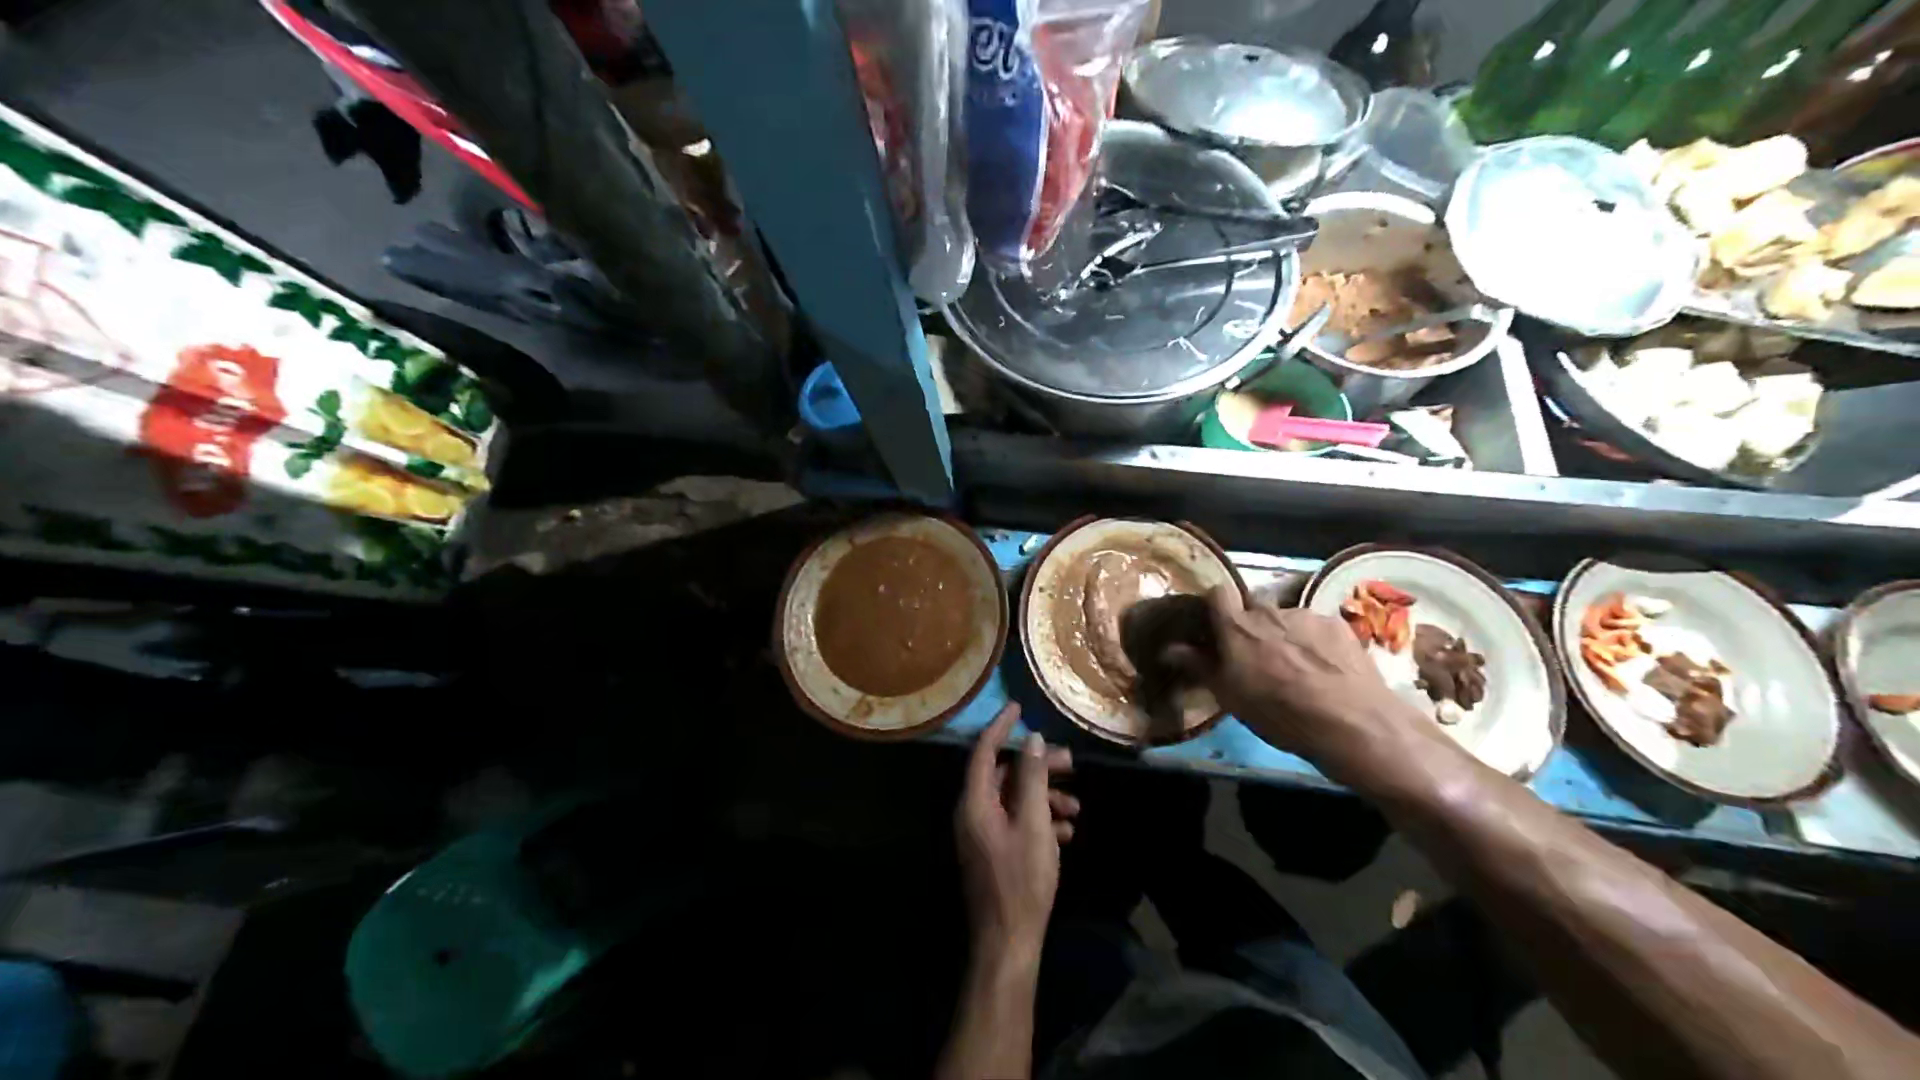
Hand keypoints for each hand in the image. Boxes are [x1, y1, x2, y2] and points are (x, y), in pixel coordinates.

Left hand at [956, 704, 1077, 959]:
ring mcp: (983, 834)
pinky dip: (1041, 821)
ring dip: (1045, 798)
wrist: (1009, 942)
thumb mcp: (1033, 824)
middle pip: (1005, 775)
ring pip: (1015, 800)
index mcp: (974, 802)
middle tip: (1071, 764)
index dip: (1001, 726)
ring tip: (1077, 809)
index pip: (984, 751)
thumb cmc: (1022, 880)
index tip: (1019, 707)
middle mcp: (973, 813)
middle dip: (1038, 768)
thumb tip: (1032, 739)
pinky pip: (1016, 823)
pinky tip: (1067, 833)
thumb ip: (1032, 779)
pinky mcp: (994, 851)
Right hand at [1184, 587, 1443, 784]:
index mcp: (1237, 627)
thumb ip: (1200, 666)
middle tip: (1260, 654)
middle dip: (1254, 623)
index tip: (1217, 626)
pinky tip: (1327, 668)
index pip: (1217, 593)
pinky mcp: (1339, 625)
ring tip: (1300, 667)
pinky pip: (1318, 627)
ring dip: (1287, 634)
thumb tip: (1168, 648)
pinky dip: (1317, 642)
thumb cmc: (1279, 713)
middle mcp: (1269, 612)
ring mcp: (1306, 615)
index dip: (1216, 606)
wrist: (1351, 723)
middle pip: (1254, 605)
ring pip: (1288, 617)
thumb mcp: (1230, 696)